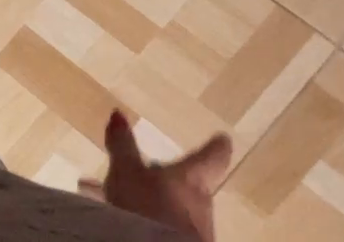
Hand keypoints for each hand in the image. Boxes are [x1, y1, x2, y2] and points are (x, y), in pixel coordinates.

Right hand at [84, 110, 231, 240]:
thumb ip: (123, 145)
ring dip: (152, 192)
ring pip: (172, 201)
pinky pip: (161, 217)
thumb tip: (119, 113)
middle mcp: (200, 201)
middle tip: (154, 164)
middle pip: (190, 184)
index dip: (216, 147)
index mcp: (191, 179)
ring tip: (122, 187)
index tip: (224, 138)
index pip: (209, 159)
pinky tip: (119, 207)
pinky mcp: (179, 239)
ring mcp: (193, 224)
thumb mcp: (126, 169)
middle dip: (172, 174)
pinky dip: (144, 209)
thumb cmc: (147, 204)